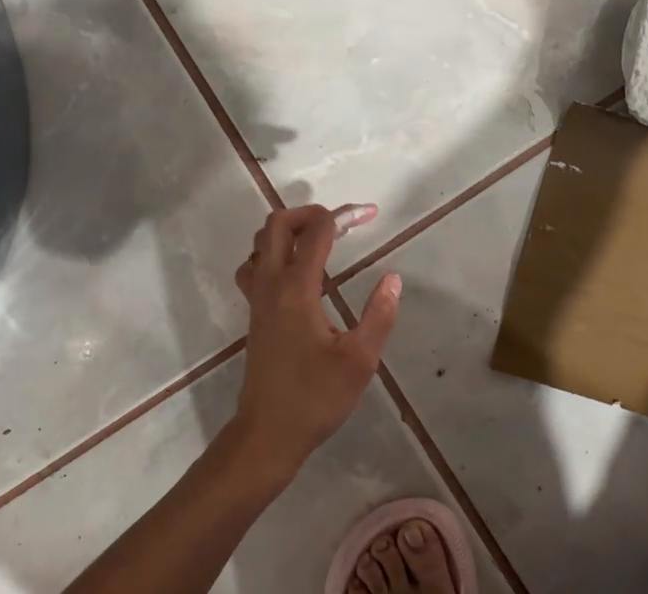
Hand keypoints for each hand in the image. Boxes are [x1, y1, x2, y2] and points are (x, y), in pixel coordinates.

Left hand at [225, 204, 401, 479]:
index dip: (344, 216)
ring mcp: (257, 299)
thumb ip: (379, 315)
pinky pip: (255, 266)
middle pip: (277, 225)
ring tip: (320, 240)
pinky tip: (297, 271)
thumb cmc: (316, 398)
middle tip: (341, 222)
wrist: (268, 434)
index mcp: (297, 290)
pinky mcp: (254, 314)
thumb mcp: (360, 360)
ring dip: (288, 230)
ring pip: (260, 243)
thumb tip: (393, 279)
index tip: (370, 214)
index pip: (317, 233)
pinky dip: (273, 253)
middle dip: (309, 213)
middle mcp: (271, 285)